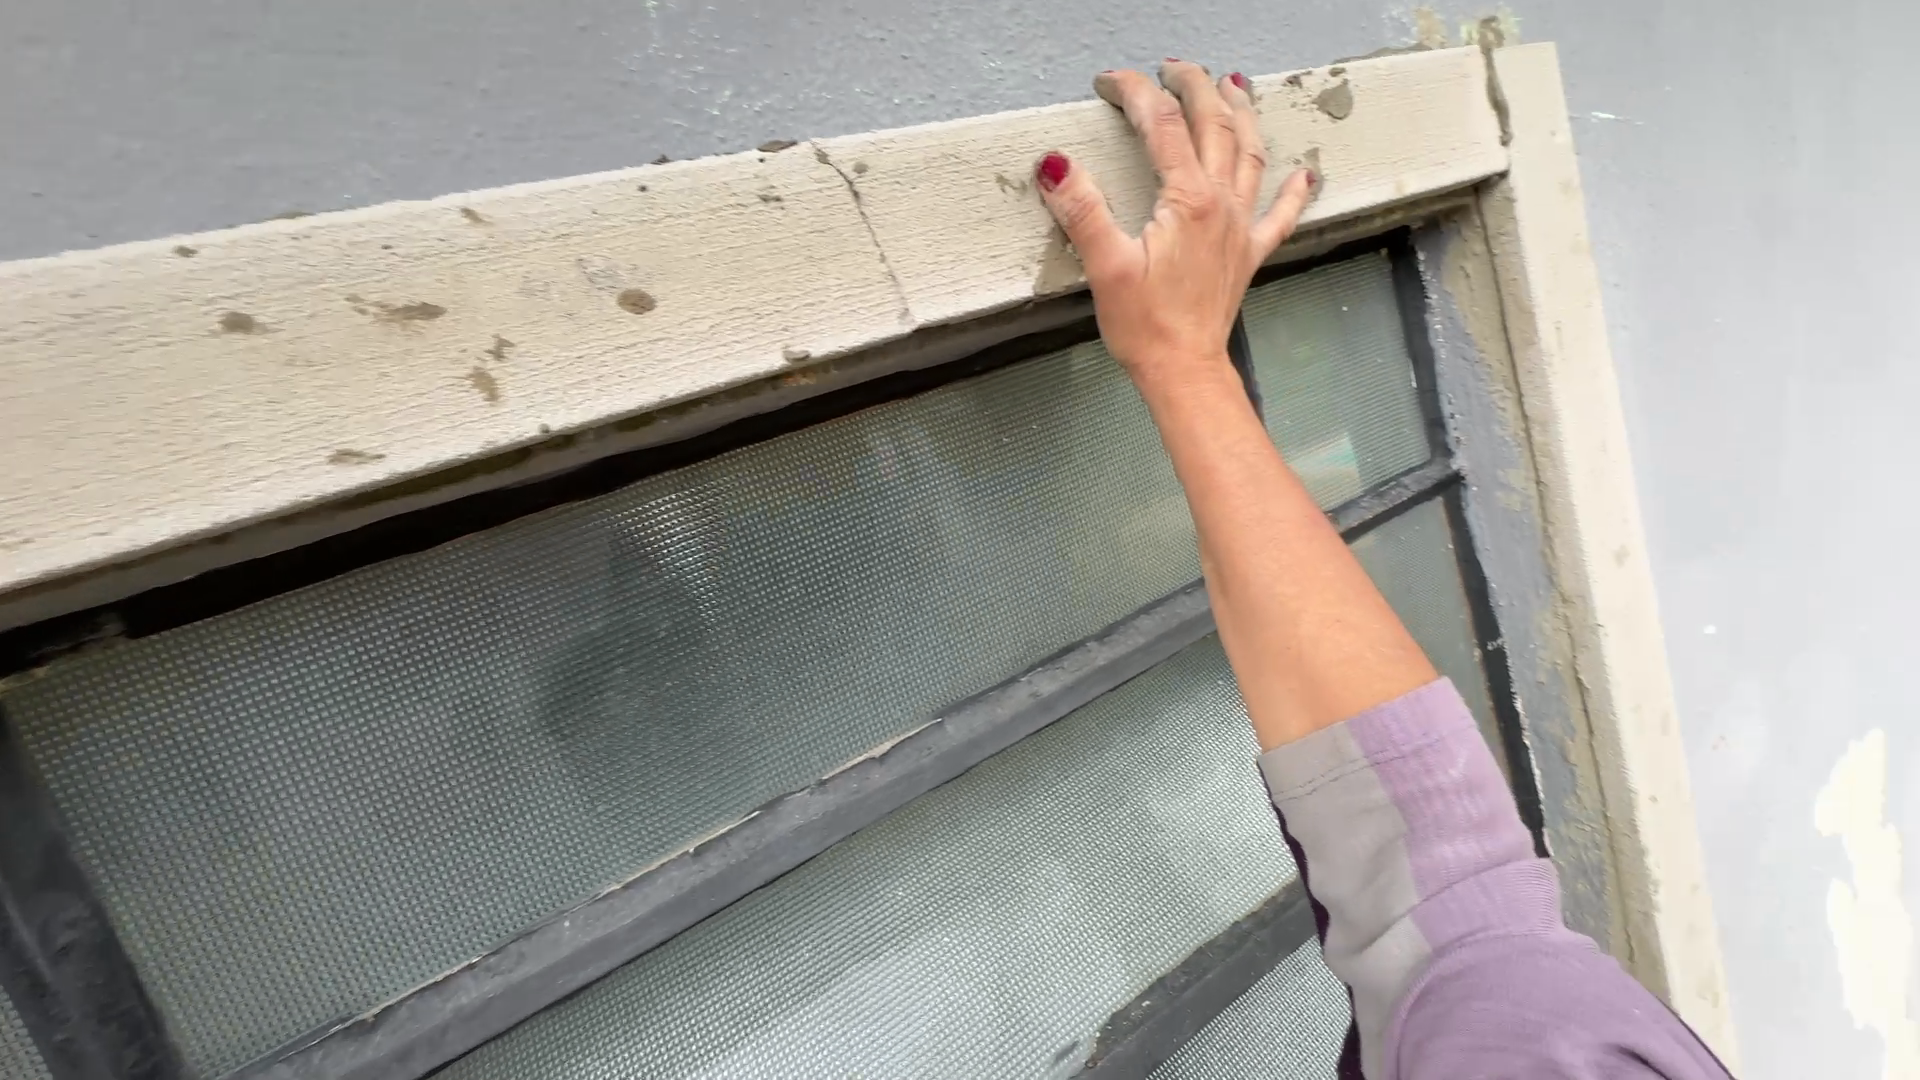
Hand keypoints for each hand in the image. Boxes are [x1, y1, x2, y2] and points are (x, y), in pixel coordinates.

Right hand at [1034, 61, 1314, 390]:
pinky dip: (1293, 191)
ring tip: (1235, 87)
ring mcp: (1239, 229)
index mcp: (1186, 201)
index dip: (1135, 94)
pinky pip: (1278, 215)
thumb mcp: (1105, 267)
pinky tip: (1304, 175)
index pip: (1161, 125)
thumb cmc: (1146, 327)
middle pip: (1214, 125)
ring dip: (1242, 114)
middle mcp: (1220, 205)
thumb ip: (1083, 211)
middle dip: (1195, 86)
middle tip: (1175, 68)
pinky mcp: (1246, 256)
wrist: (1183, 369)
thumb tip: (1056, 165)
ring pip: (1250, 154)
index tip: (1112, 83)